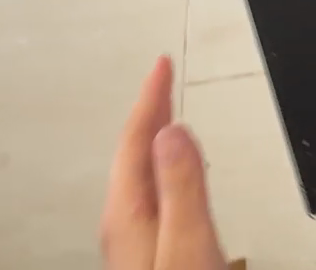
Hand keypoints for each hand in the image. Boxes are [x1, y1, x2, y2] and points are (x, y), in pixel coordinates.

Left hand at [101, 56, 227, 269]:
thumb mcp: (188, 248)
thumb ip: (181, 189)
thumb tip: (172, 131)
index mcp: (130, 219)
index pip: (136, 143)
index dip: (150, 100)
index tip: (161, 64)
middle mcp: (127, 230)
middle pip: (133, 158)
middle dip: (148, 114)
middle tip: (164, 78)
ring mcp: (137, 247)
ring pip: (140, 177)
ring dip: (153, 140)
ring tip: (168, 114)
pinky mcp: (152, 259)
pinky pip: (153, 195)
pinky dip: (165, 169)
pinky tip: (176, 176)